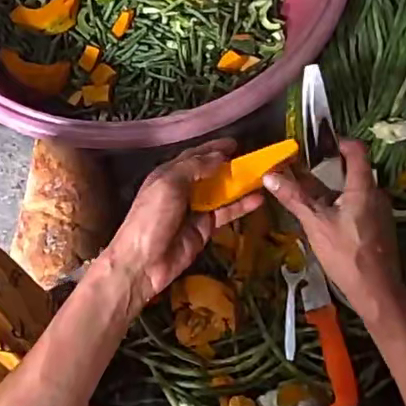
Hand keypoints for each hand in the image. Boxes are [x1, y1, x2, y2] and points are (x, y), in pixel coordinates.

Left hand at [89, 139, 264, 315]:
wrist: (143, 262)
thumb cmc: (151, 217)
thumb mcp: (169, 184)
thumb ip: (194, 167)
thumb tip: (218, 157)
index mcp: (168, 174)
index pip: (194, 156)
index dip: (213, 148)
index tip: (234, 143)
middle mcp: (182, 189)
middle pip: (209, 173)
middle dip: (229, 165)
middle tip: (253, 159)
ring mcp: (194, 209)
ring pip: (221, 192)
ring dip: (239, 184)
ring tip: (262, 176)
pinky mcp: (204, 228)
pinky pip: (225, 213)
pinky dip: (241, 206)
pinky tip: (258, 199)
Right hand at [261, 139, 405, 324]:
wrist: (377, 291)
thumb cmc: (346, 254)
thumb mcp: (315, 224)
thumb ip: (294, 197)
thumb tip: (269, 175)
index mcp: (363, 187)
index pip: (356, 150)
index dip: (339, 141)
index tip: (318, 142)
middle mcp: (376, 194)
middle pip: (353, 171)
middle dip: (328, 168)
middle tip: (304, 169)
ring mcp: (379, 212)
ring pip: (354, 191)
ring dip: (332, 189)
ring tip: (308, 194)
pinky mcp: (378, 228)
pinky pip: (358, 206)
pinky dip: (340, 204)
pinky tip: (324, 218)